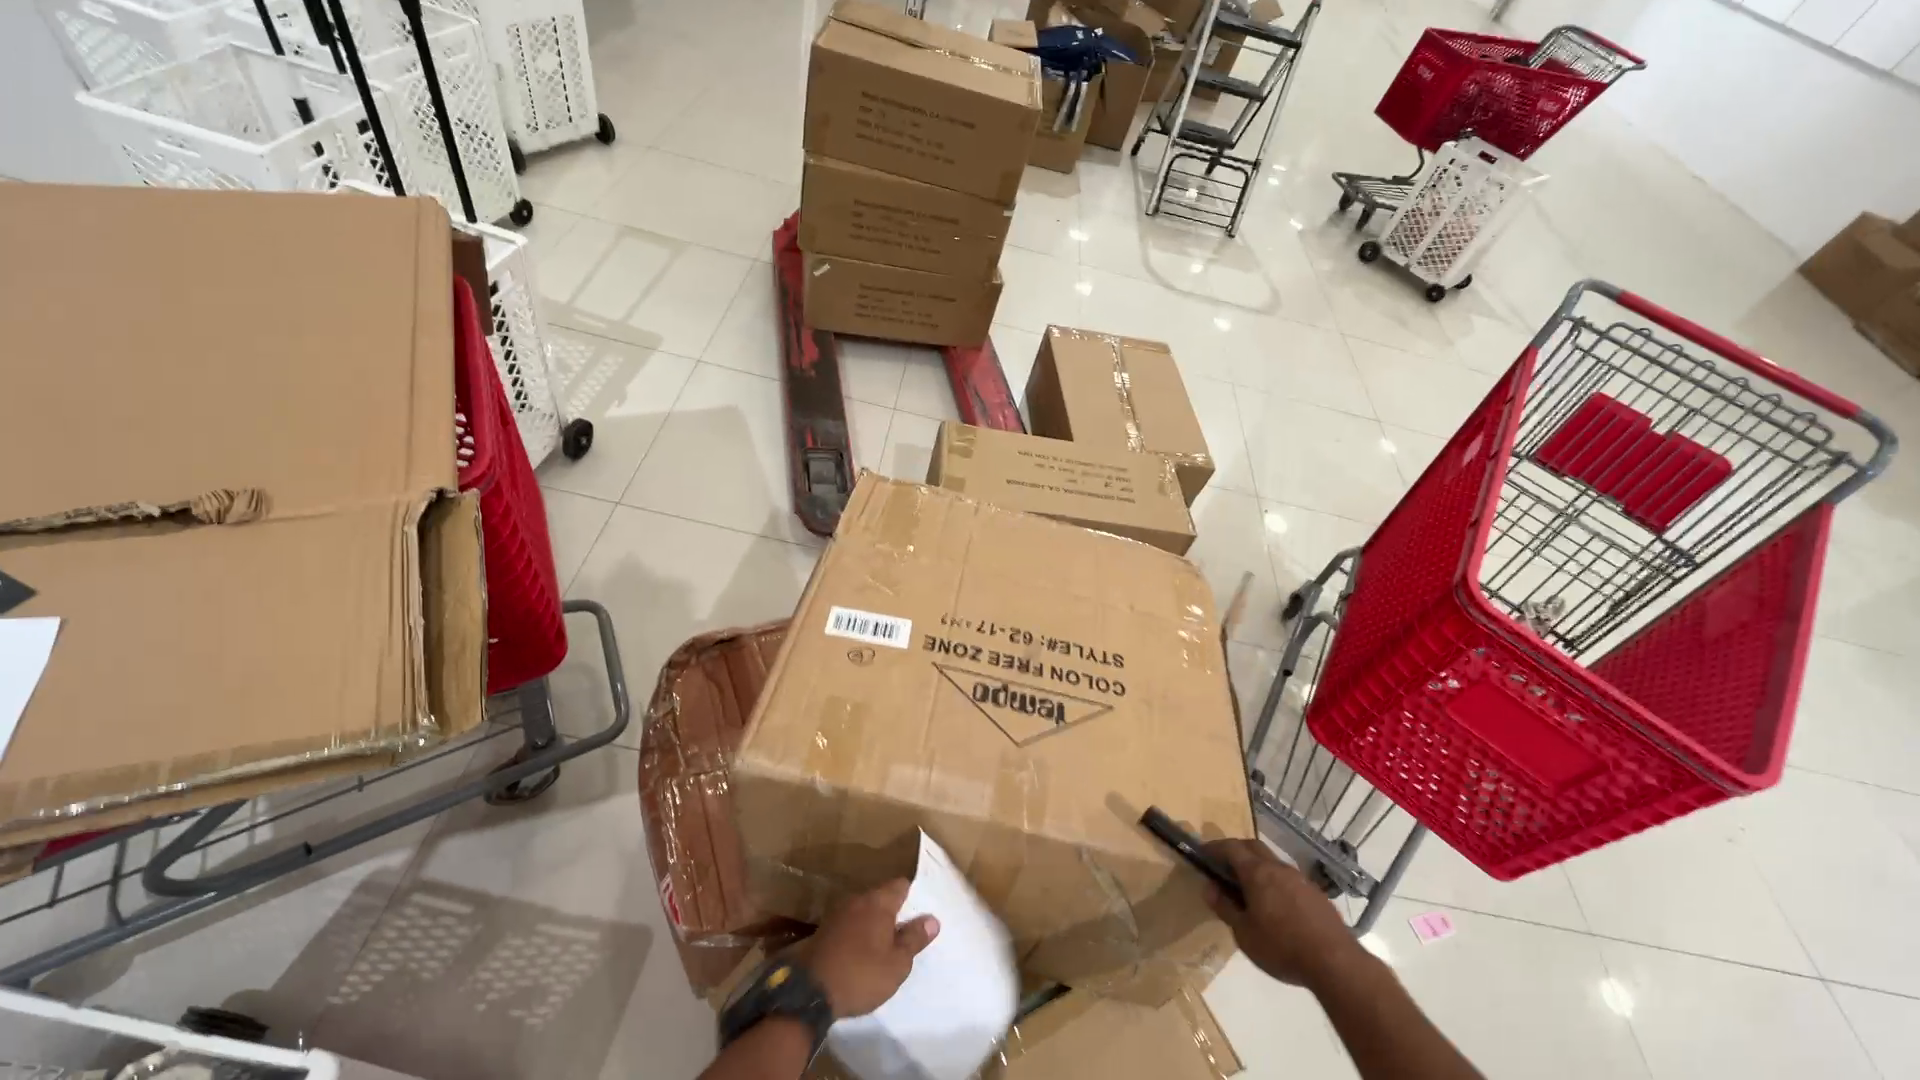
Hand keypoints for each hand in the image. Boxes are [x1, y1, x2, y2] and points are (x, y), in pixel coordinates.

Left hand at [804, 879, 940, 1018]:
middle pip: (882, 897)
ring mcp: (836, 914)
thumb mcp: (897, 964)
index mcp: (877, 902)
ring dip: (875, 924)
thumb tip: (932, 919)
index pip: (901, 885)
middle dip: (894, 911)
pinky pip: (850, 924)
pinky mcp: (823, 931)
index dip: (914, 896)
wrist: (808, 993)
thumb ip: (914, 939)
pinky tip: (863, 952)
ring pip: (864, 911)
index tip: (922, 913)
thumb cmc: (861, 975)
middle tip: (907, 933)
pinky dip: (859, 933)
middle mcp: (856, 900)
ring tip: (886, 944)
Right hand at [1202, 838, 1365, 987]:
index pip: (1231, 848)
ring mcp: (1301, 880)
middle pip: (1253, 847)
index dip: (1214, 847)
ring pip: (1273, 863)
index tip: (1202, 853)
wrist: (1336, 963)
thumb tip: (1209, 887)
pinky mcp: (1316, 894)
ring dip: (1257, 868)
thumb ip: (1225, 907)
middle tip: (1223, 867)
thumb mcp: (1244, 933)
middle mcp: (1279, 868)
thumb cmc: (1281, 947)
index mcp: (1258, 873)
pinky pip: (1289, 879)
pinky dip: (1275, 882)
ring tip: (1248, 890)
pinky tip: (1276, 907)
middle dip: (1236, 851)